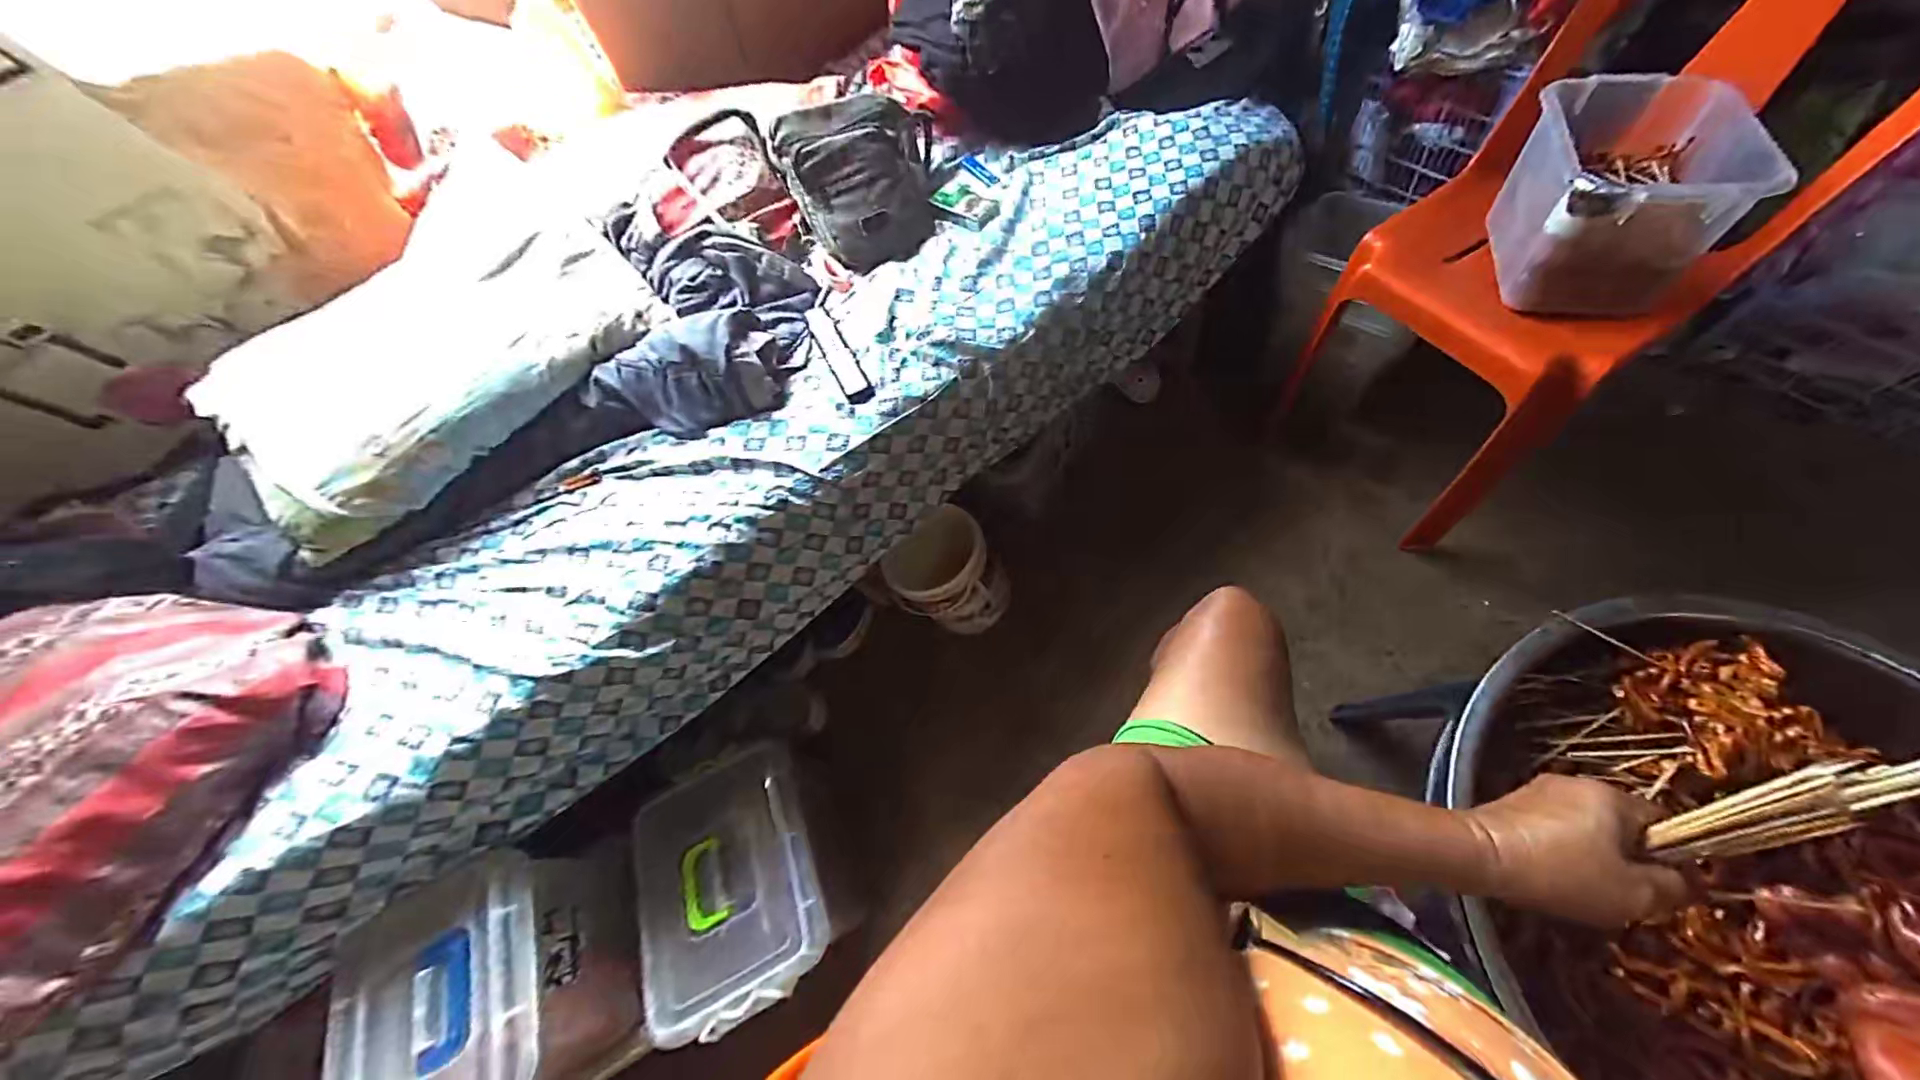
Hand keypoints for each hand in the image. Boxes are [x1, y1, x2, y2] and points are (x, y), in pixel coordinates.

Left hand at [1465, 774, 1690, 926]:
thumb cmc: (1561, 870)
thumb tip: (1683, 880)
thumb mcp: (1634, 893)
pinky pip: (1552, 827)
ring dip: (1591, 854)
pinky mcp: (1511, 803)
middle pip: (1621, 824)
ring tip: (1584, 885)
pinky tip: (1550, 871)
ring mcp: (1537, 790)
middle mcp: (1573, 783)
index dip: (1673, 856)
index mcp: (1610, 795)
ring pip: (1585, 826)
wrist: (1479, 853)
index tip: (1664, 885)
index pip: (1663, 822)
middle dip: (1628, 857)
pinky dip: (1558, 848)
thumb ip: (1671, 886)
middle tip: (1625, 890)